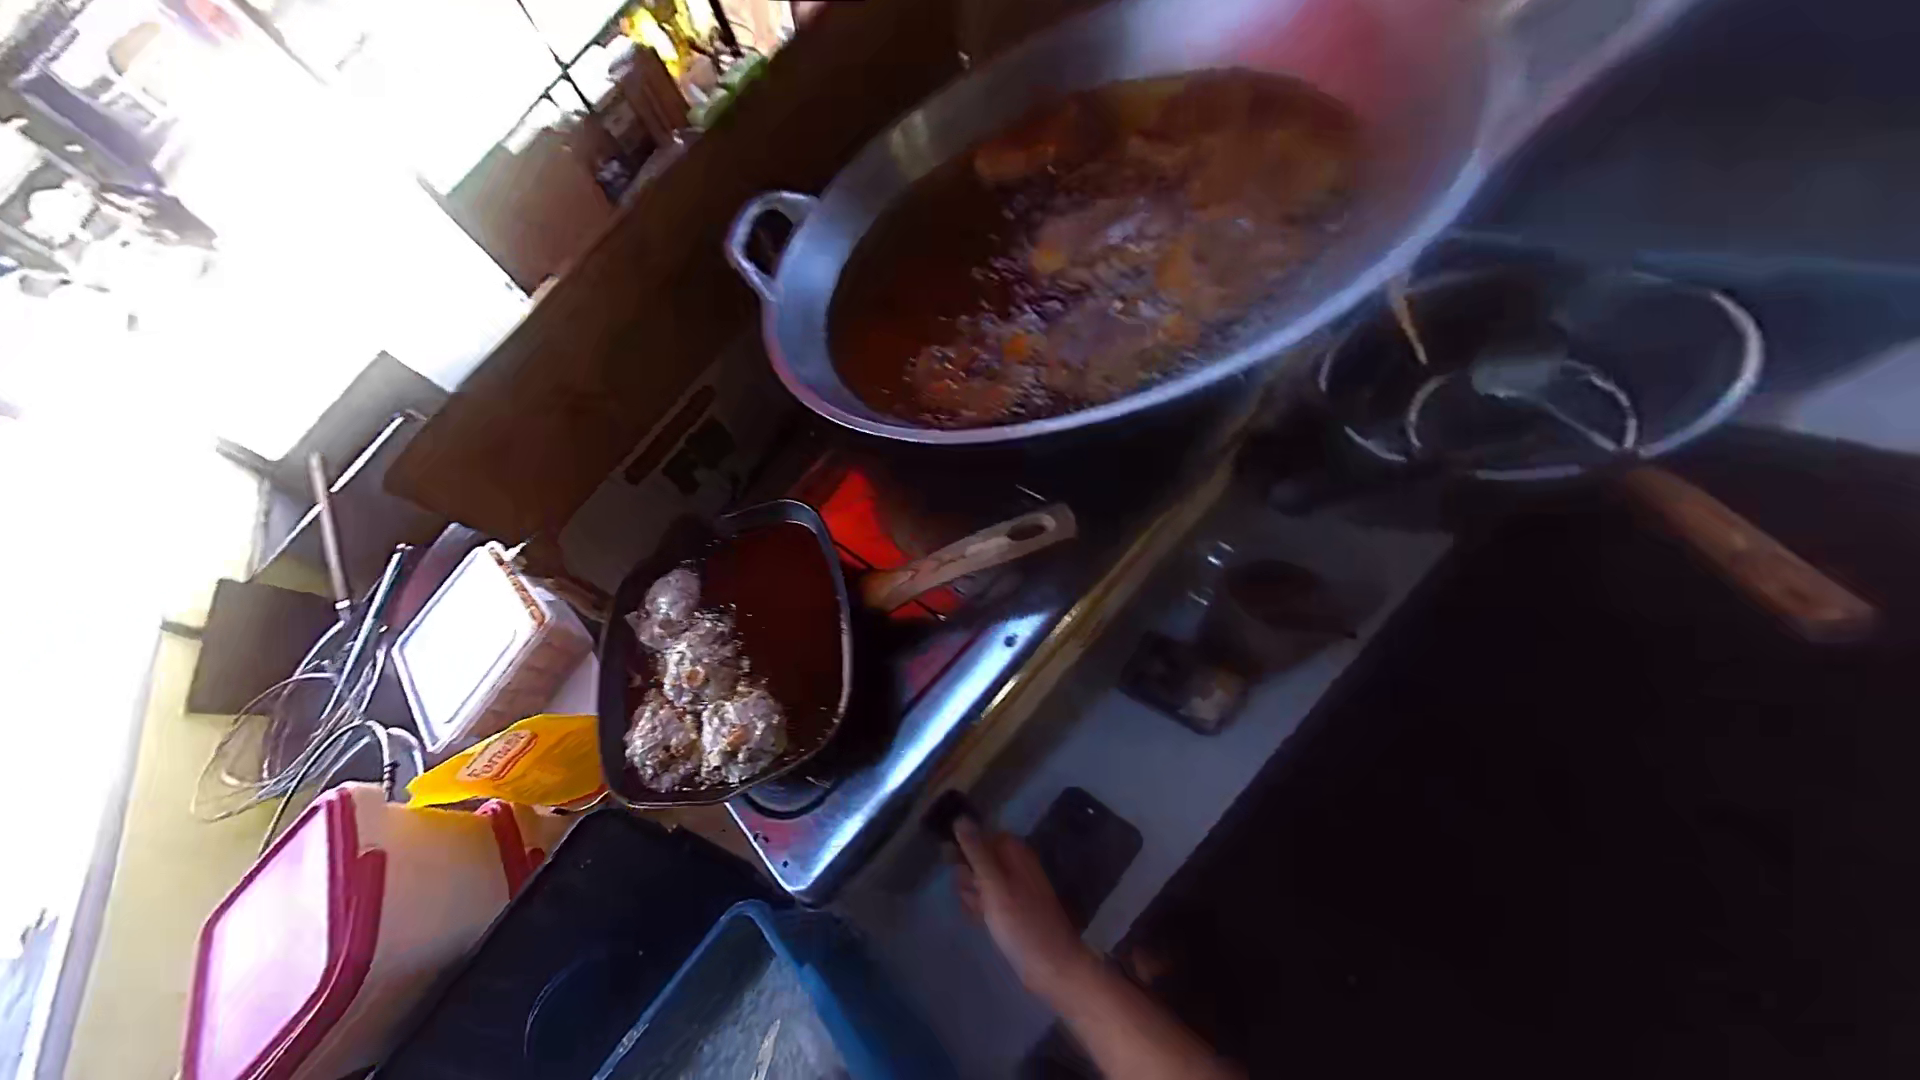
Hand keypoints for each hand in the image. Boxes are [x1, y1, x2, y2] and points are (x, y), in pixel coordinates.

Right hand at [952, 818, 1094, 999]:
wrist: (1052, 967)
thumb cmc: (1022, 923)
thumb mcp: (994, 884)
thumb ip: (977, 852)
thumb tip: (960, 818)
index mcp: (1015, 852)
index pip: (981, 835)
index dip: (966, 848)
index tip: (955, 865)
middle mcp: (1016, 864)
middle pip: (979, 858)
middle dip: (968, 875)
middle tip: (972, 895)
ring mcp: (1014, 888)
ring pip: (981, 880)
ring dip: (972, 893)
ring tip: (977, 912)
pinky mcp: (1012, 909)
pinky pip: (988, 899)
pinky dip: (980, 907)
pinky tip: (978, 920)